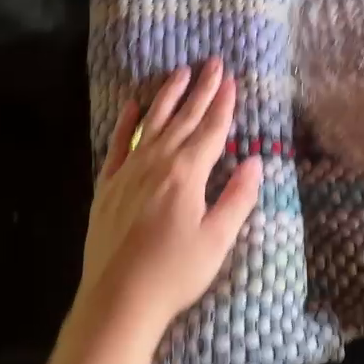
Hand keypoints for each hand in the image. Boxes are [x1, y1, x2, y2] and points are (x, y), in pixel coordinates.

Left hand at [77, 59, 262, 336]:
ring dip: (168, 97)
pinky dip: (126, 123)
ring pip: (152, 124)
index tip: (231, 79)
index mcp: (188, 174)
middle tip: (212, 62)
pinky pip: (118, 145)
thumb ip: (238, 197)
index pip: (211, 130)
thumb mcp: (218, 240)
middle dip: (201, 89)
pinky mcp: (107, 186)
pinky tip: (132, 106)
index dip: (223, 104)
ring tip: (180, 73)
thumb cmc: (174, 273)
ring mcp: (129, 172)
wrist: (117, 300)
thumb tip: (256, 161)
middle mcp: (158, 163)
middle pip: (184, 119)